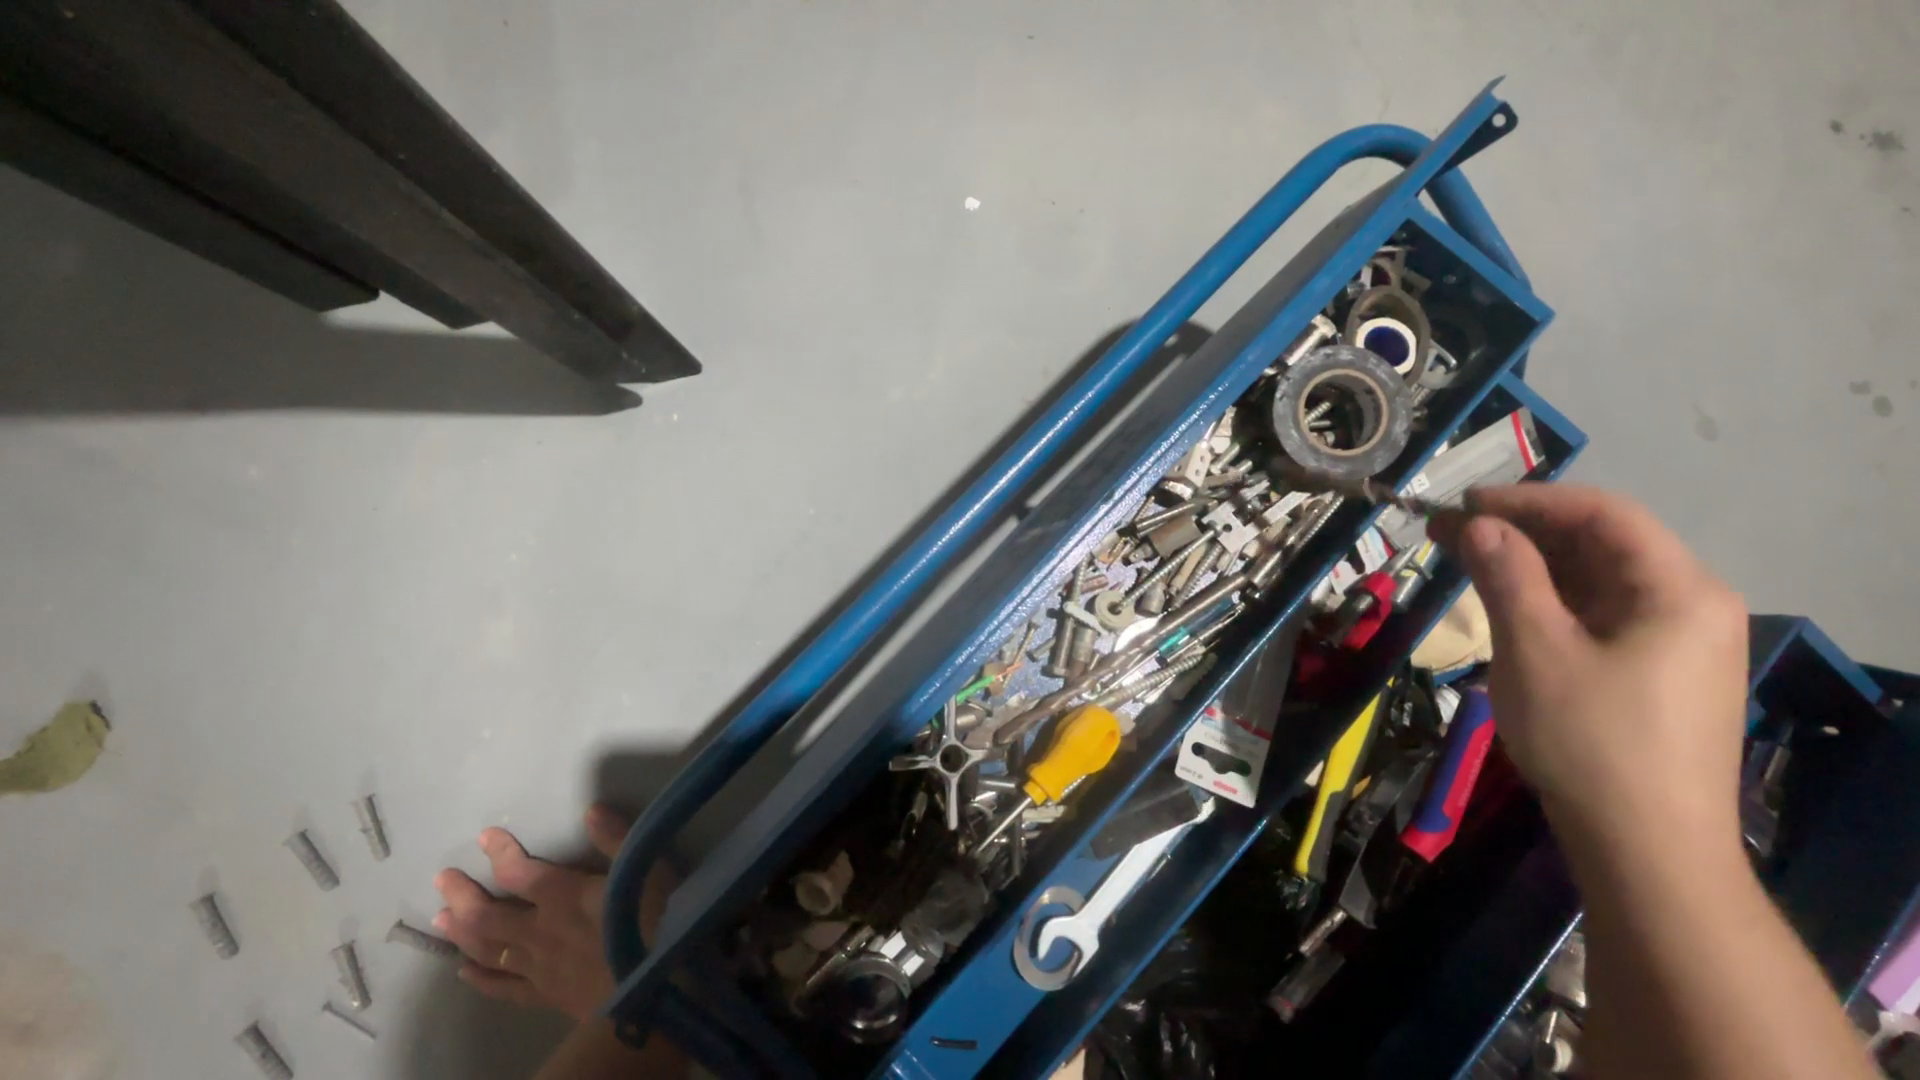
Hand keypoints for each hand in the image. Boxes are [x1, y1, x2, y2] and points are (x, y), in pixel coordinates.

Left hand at [433, 803, 670, 1020]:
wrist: (660, 982)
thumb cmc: (656, 918)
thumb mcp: (645, 869)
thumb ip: (617, 839)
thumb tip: (592, 810)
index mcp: (561, 897)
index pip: (518, 872)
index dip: (499, 853)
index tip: (484, 837)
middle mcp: (539, 931)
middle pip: (488, 914)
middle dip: (463, 895)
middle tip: (442, 879)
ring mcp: (537, 968)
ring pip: (487, 950)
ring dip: (461, 933)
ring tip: (440, 919)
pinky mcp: (544, 995)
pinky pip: (502, 988)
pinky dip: (480, 979)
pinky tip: (463, 972)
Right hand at [1431, 485, 1749, 864]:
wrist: (1645, 849)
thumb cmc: (1590, 740)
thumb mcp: (1535, 650)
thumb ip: (1507, 575)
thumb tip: (1477, 524)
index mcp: (1679, 590)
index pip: (1602, 515)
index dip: (1528, 500)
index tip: (1461, 504)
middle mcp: (1690, 605)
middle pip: (1601, 545)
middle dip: (1521, 533)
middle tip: (1446, 532)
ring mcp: (1677, 643)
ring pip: (1596, 582)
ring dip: (1530, 567)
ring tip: (1464, 563)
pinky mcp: (1657, 675)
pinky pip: (1599, 617)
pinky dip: (1549, 602)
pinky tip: (1505, 606)